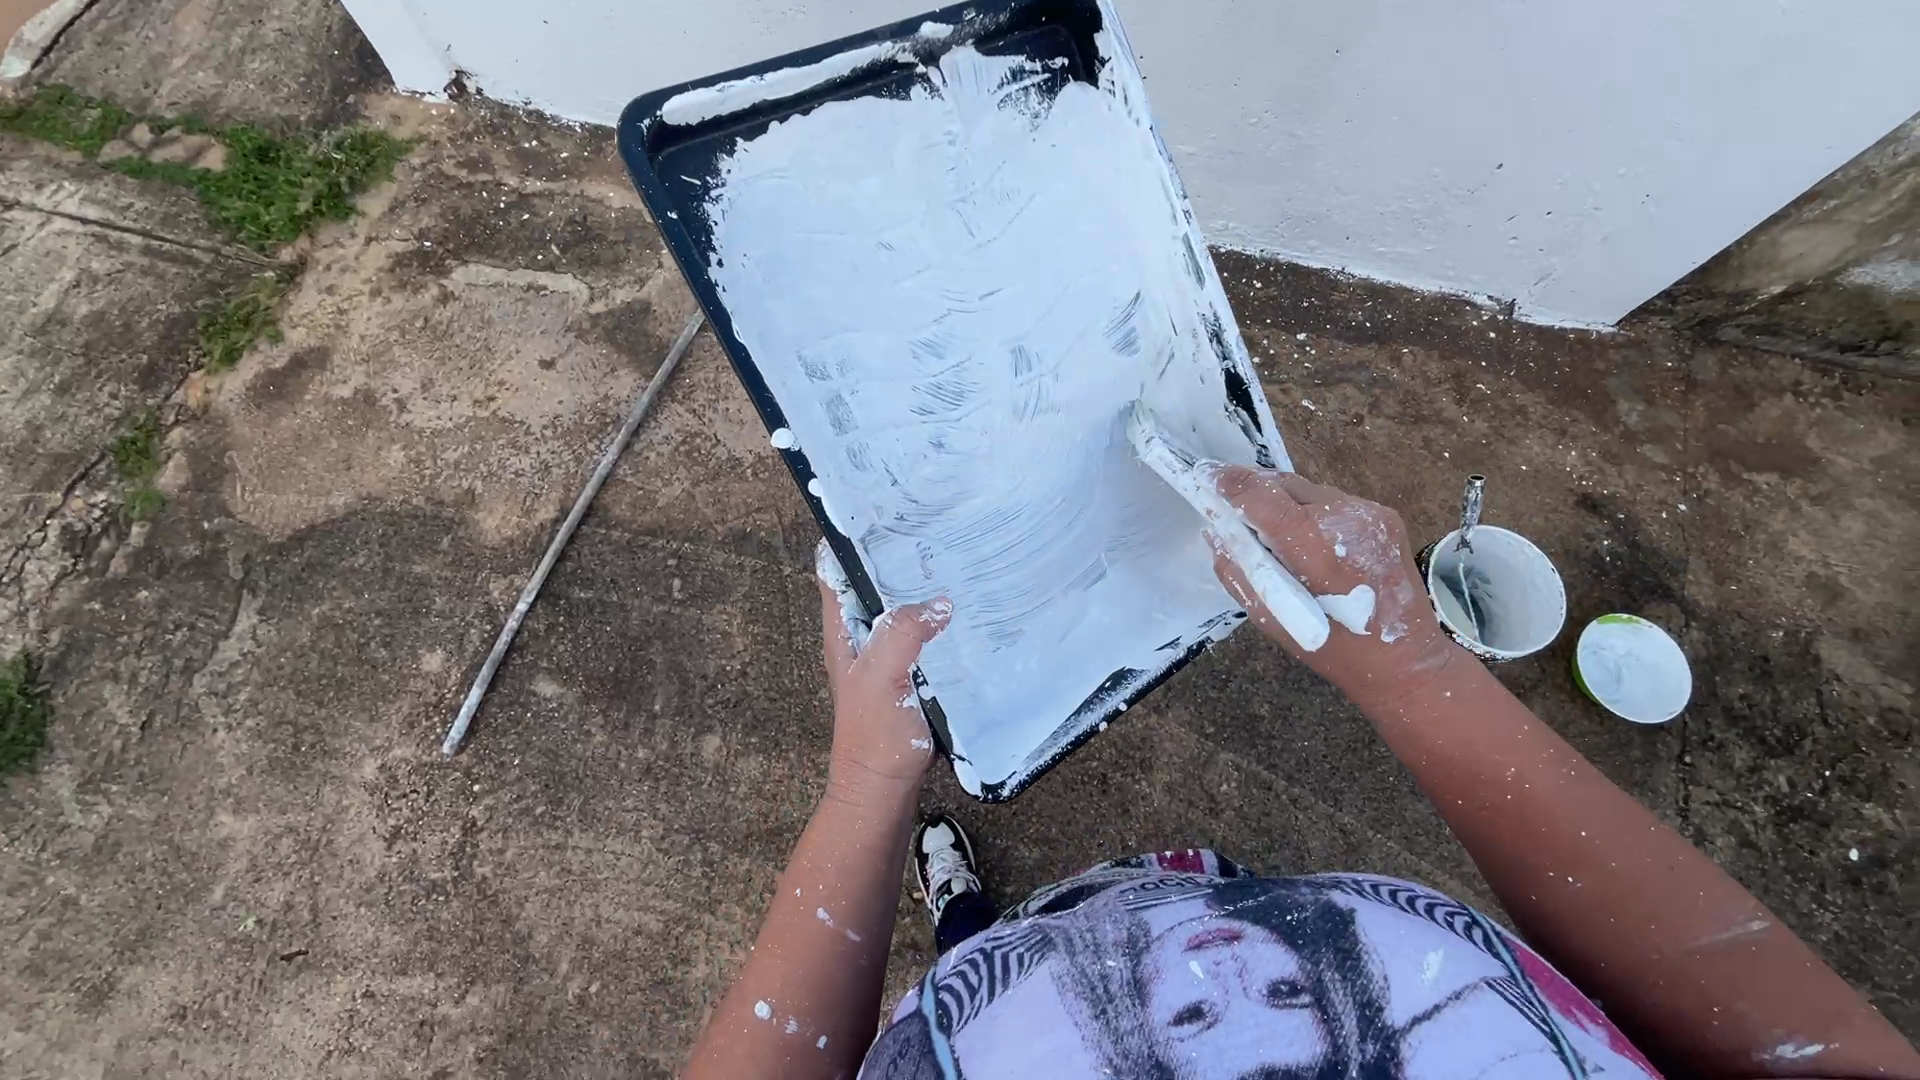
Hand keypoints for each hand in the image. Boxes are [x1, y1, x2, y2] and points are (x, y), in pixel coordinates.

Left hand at [816, 543, 950, 807]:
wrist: (882, 789)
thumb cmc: (873, 736)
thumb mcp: (883, 678)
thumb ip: (903, 634)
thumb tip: (939, 601)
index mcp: (841, 630)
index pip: (834, 568)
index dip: (850, 536)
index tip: (882, 508)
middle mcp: (858, 635)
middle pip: (871, 581)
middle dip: (895, 553)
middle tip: (935, 525)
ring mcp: (882, 654)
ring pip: (897, 606)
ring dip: (918, 585)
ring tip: (954, 556)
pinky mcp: (905, 671)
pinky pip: (919, 632)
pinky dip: (935, 617)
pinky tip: (963, 608)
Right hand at [1208, 466, 1460, 710]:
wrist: (1406, 660)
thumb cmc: (1333, 648)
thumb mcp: (1269, 618)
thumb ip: (1236, 570)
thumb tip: (1215, 533)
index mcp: (1312, 545)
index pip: (1258, 494)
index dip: (1225, 481)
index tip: (1203, 475)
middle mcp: (1343, 517)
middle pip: (1282, 484)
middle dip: (1252, 491)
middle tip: (1231, 507)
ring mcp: (1369, 512)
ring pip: (1307, 490)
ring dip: (1283, 503)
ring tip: (1273, 532)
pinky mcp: (1385, 515)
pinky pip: (1333, 502)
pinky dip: (1311, 513)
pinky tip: (1310, 542)